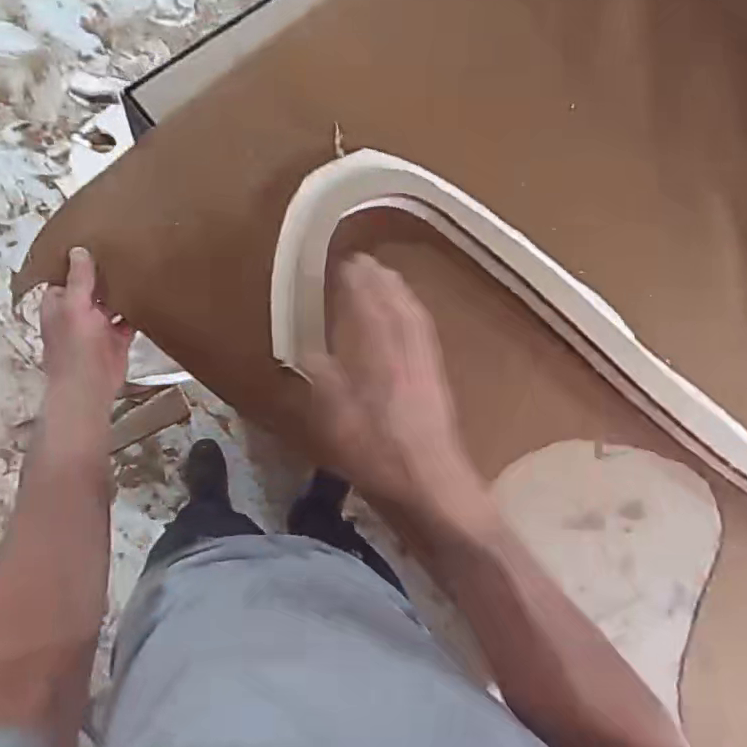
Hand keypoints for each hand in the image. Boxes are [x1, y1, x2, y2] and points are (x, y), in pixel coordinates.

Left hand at [40, 247, 134, 416]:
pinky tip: (148, 295)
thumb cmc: (74, 348)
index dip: (79, 259)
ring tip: (139, 267)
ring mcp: (97, 325)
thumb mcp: (74, 306)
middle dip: (104, 273)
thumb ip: (79, 279)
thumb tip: (78, 250)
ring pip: (111, 302)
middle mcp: (77, 311)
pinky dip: (136, 310)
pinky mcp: (116, 337)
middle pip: (92, 286)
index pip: (67, 274)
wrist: (88, 388)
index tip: (96, 239)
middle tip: (124, 248)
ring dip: (122, 291)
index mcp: (59, 302)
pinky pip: (127, 319)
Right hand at [304, 255, 483, 521]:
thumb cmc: (379, 455)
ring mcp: (427, 364)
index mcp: (381, 355)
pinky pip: (424, 333)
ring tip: (385, 277)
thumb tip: (309, 353)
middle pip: (396, 302)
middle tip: (364, 261)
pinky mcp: (437, 380)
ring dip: (399, 292)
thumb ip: (323, 382)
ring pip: (414, 316)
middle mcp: (408, 350)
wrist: (432, 486)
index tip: (343, 260)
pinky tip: (407, 321)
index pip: (370, 303)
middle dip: (379, 278)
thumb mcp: (336, 421)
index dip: (357, 280)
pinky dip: (413, 316)